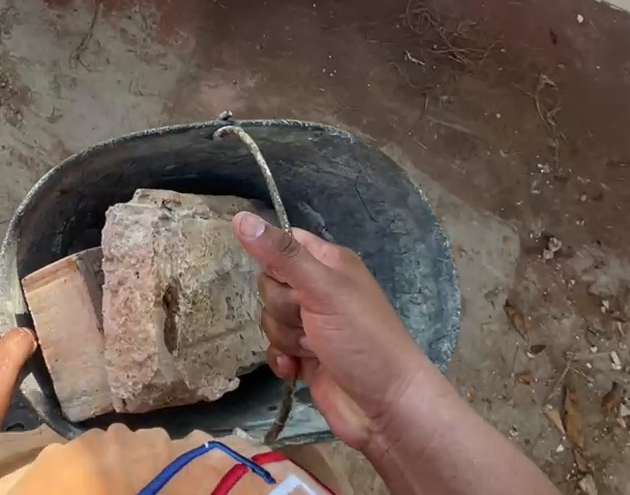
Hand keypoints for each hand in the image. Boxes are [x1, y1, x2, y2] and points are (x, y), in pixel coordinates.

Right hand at [233, 212, 435, 449]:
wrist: (389, 411)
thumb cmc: (363, 340)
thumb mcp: (323, 289)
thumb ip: (281, 254)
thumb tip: (240, 218)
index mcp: (328, 263)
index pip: (284, 241)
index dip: (275, 258)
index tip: (283, 277)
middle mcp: (319, 289)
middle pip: (270, 282)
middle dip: (282, 305)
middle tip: (307, 319)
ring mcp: (311, 324)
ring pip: (270, 314)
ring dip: (284, 335)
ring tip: (312, 349)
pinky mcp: (304, 355)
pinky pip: (273, 345)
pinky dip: (281, 357)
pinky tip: (295, 368)